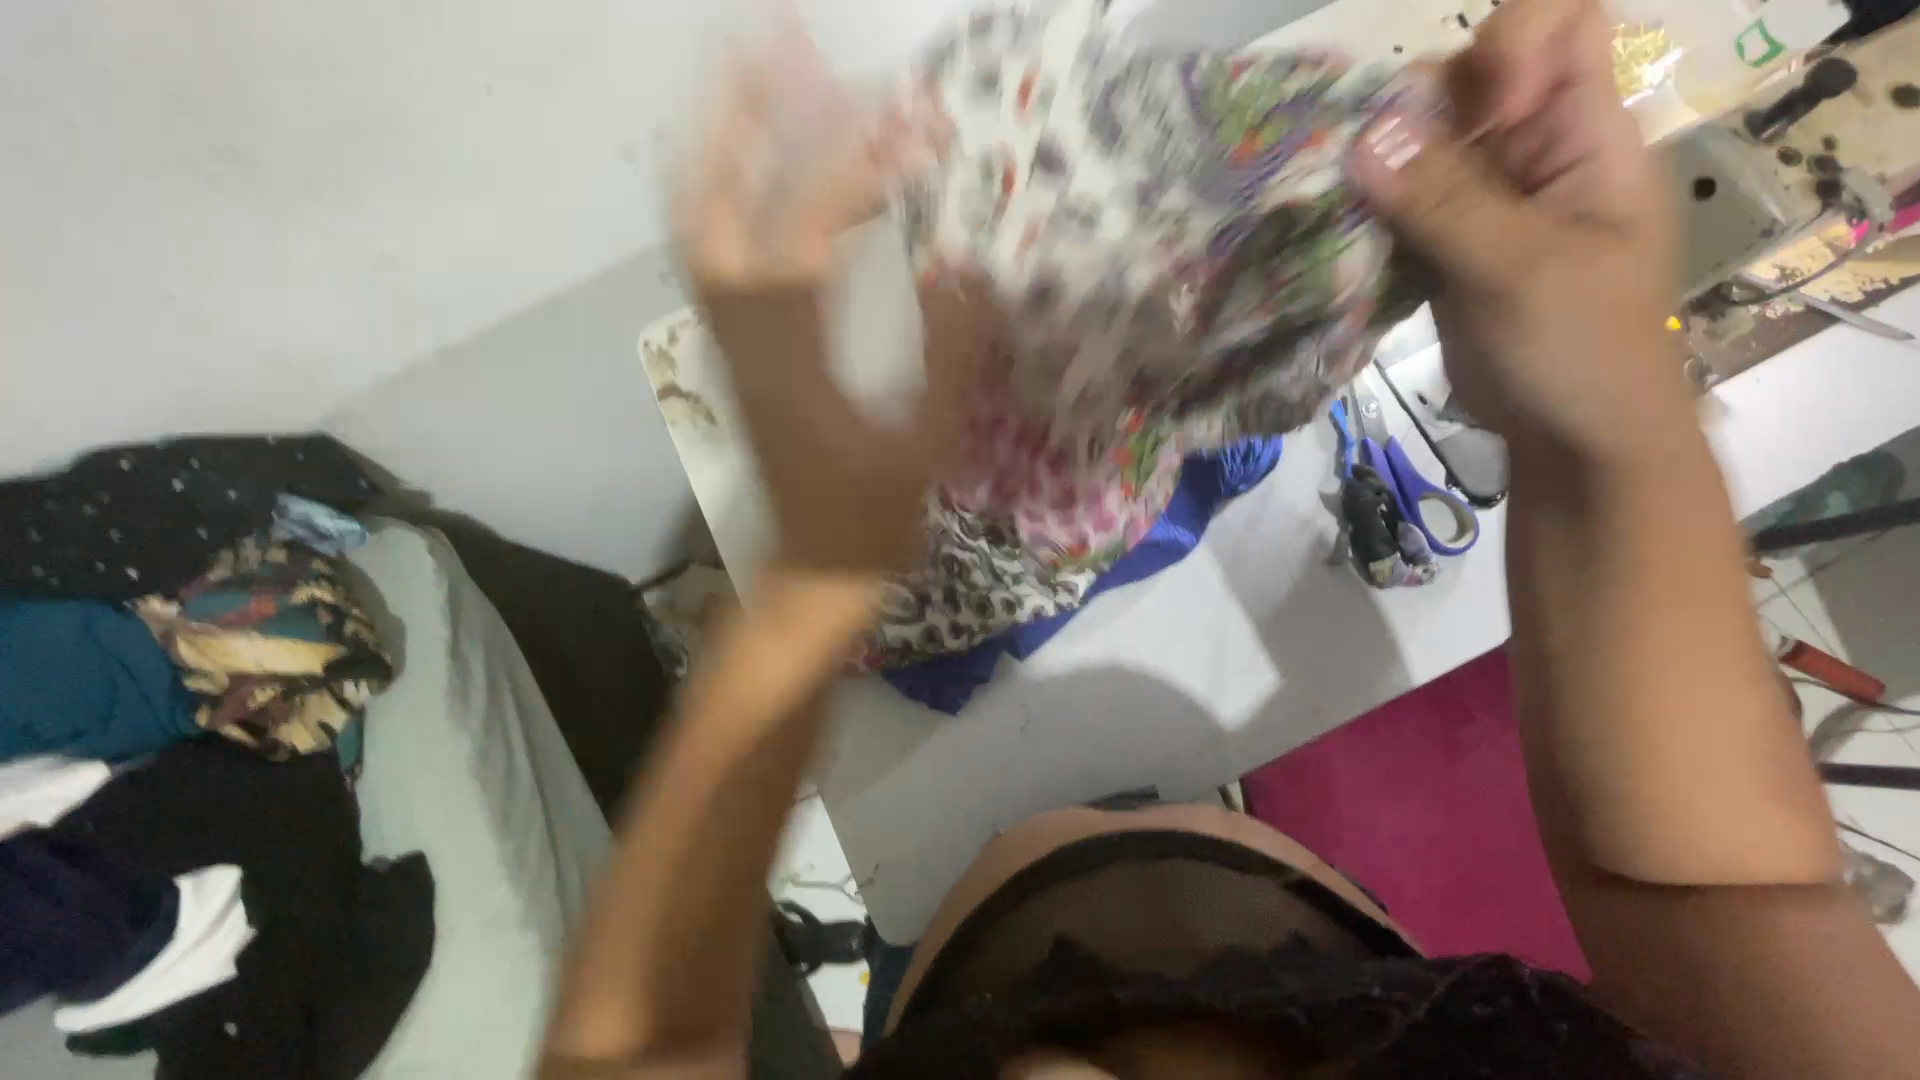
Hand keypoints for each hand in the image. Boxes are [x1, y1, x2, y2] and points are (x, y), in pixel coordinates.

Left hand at [676, 39, 988, 574]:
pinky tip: (776, 174)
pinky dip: (741, 196)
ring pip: (706, 221)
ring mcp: (731, 341)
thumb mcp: (919, 450)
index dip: (852, 161)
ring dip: (730, 143)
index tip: (907, 117)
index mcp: (784, 355)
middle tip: (776, 36)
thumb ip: (946, 359)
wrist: (808, 577)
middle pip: (710, 199)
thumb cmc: (864, 524)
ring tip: (768, 77)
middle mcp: (740, 333)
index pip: (805, 229)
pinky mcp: (741, 352)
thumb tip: (966, 269)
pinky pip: (724, 253)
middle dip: (740, 110)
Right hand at [1348, 0, 1689, 459]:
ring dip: (1378, 165)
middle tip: (1367, 166)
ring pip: (1424, 149)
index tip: (1463, 113)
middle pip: (1471, 83)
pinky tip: (1340, 231)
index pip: (1558, 28)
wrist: (1576, 439)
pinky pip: (1402, 207)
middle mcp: (1535, 154)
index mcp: (1586, 137)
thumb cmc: (1580, 350)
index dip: (1504, 47)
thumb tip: (1365, 134)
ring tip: (1339, 200)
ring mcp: (1487, 204)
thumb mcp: (1522, 268)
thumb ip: (1448, 200)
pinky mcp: (1448, 249)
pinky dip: (1369, 211)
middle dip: (1414, 109)